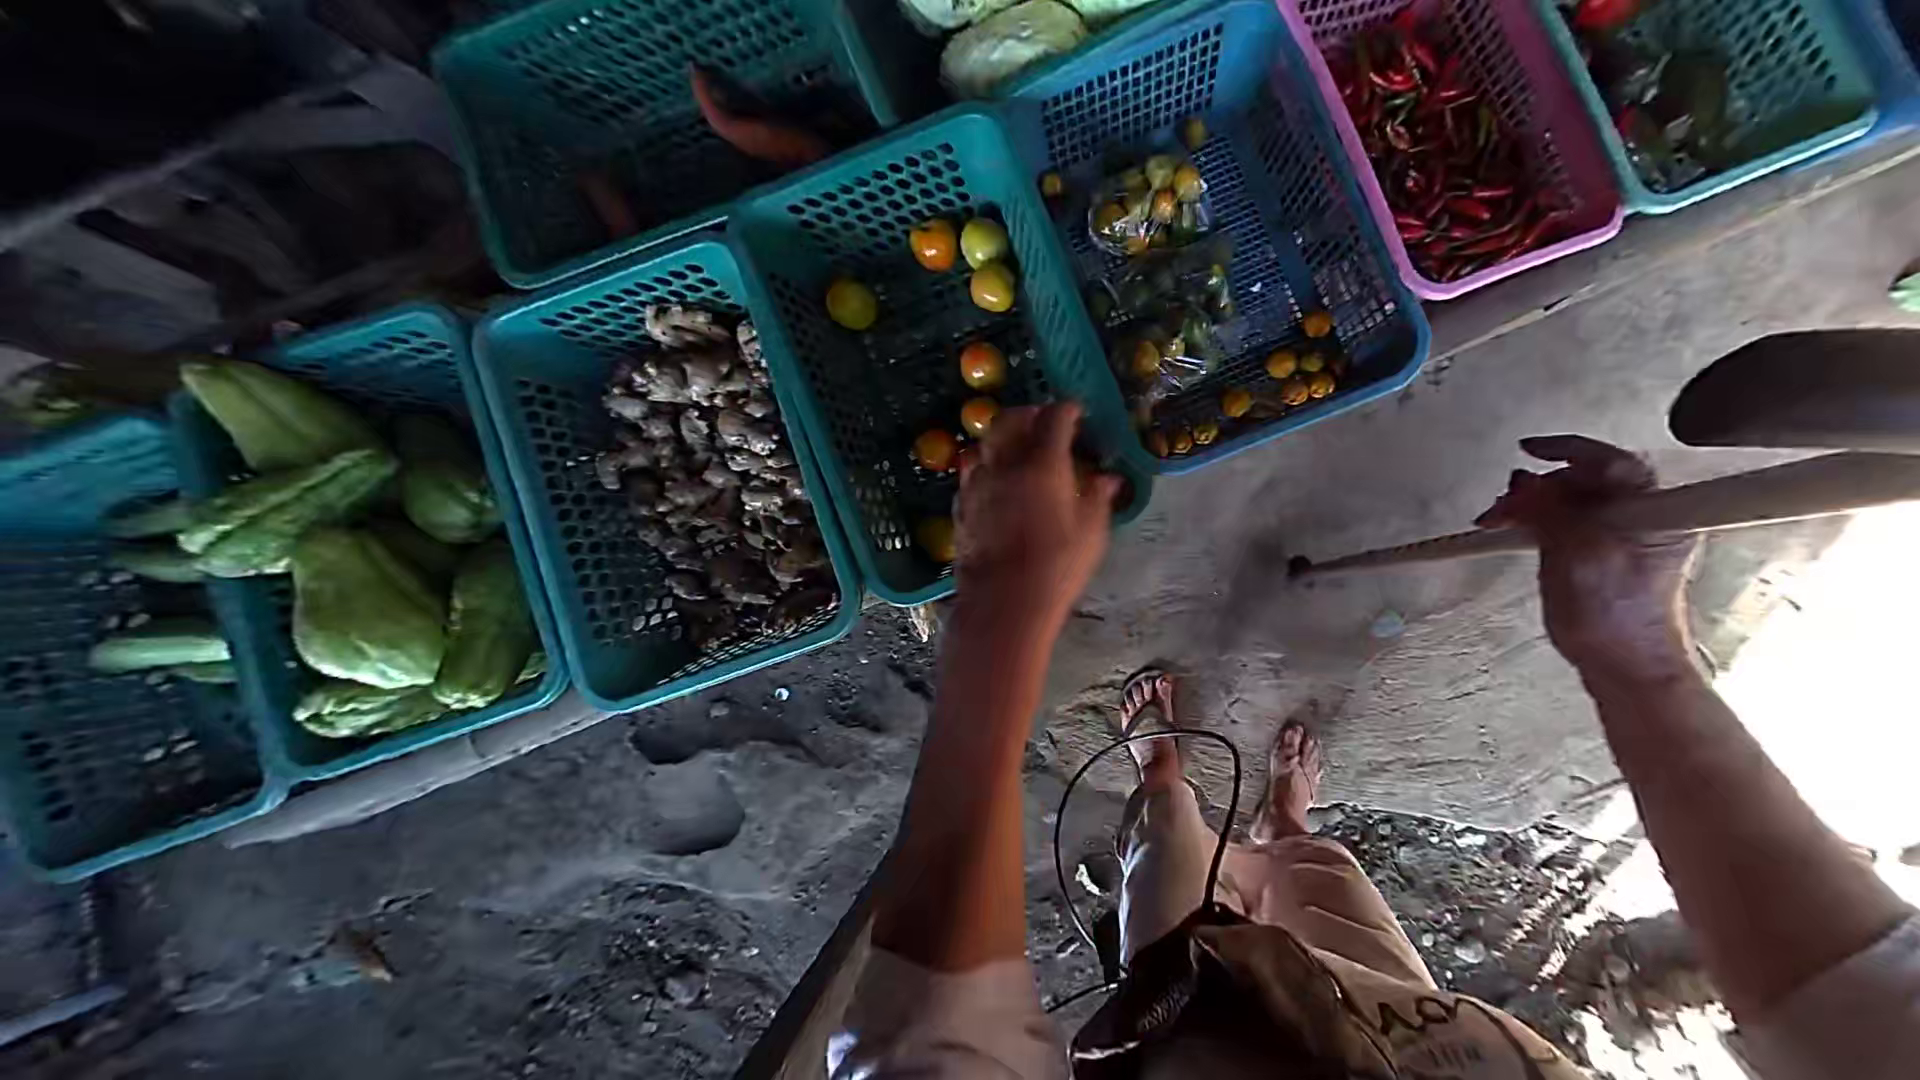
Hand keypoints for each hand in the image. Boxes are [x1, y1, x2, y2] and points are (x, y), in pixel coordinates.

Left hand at [954, 403, 1121, 620]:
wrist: (1003, 602)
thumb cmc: (1057, 567)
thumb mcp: (1091, 533)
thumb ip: (1098, 498)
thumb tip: (1107, 479)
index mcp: (1043, 463)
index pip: (1054, 418)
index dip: (1067, 410)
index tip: (1076, 412)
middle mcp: (1005, 464)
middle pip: (1009, 420)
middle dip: (1028, 413)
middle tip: (1043, 422)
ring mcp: (977, 484)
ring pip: (982, 444)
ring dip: (1000, 439)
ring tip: (1015, 450)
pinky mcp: (960, 506)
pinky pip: (970, 474)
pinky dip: (984, 468)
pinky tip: (994, 483)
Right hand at [1476, 435, 1698, 684]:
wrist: (1620, 659)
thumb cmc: (1610, 611)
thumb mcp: (1578, 554)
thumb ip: (1552, 512)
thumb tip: (1522, 482)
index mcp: (1652, 512)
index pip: (1614, 463)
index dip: (1570, 450)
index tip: (1527, 450)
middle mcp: (1638, 516)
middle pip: (1583, 481)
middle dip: (1536, 486)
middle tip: (1500, 505)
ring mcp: (1614, 533)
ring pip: (1566, 500)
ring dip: (1526, 504)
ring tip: (1494, 520)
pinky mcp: (1591, 548)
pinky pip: (1558, 519)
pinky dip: (1528, 518)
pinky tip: (1506, 526)